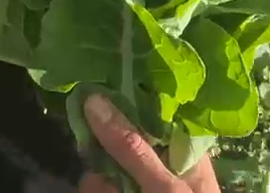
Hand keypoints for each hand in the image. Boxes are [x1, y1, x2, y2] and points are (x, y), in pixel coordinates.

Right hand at [78, 95, 220, 192]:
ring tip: (99, 189)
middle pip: (116, 130)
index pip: (148, 104)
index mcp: (181, 147)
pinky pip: (99, 183)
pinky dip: (94, 188)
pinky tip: (93, 192)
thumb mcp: (165, 189)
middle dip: (99, 143)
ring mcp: (139, 181)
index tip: (91, 88)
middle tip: (89, 150)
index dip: (119, 93)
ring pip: (103, 161)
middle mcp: (158, 159)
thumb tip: (92, 96)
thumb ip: (130, 145)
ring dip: (96, 176)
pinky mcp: (124, 192)